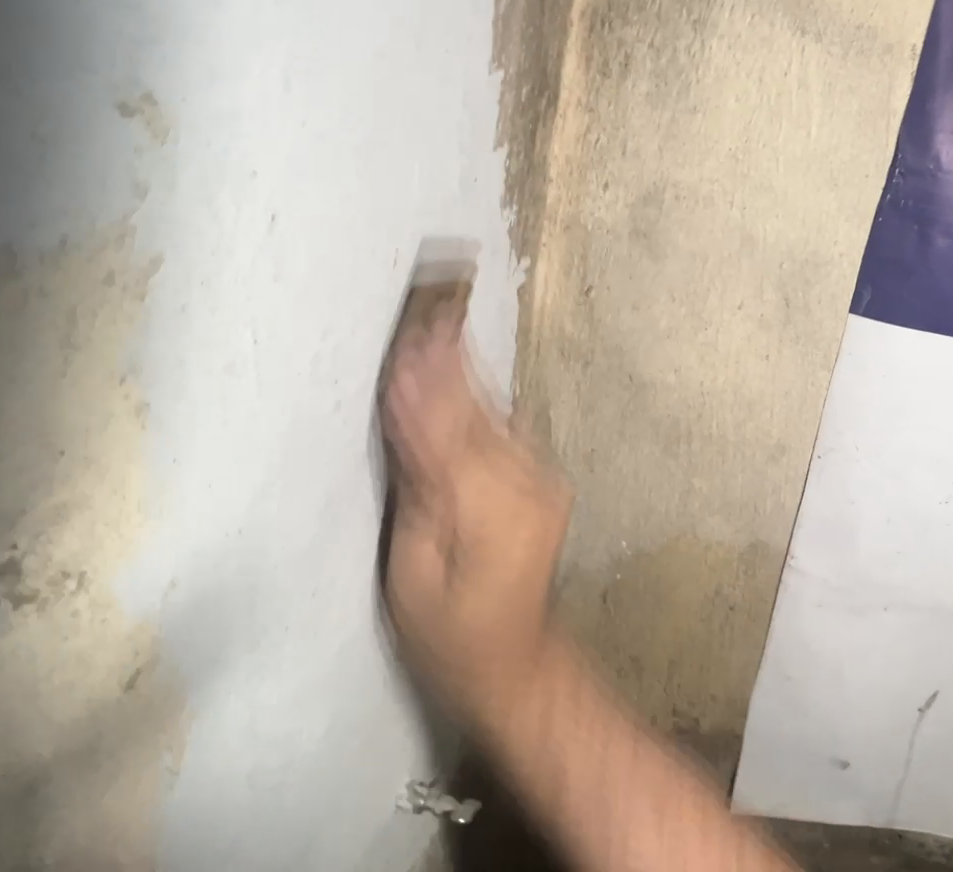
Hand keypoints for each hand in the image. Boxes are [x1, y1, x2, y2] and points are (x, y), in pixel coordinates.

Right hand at [381, 303, 569, 724]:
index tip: (416, 324)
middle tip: (433, 295)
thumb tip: (406, 417)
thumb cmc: (447, 630)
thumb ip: (418, 488)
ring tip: (444, 313)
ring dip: (467, 368)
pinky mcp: (546, 482)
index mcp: (489, 506)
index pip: (447, 426)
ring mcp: (543, 480)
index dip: (429, 373)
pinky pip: (507, 430)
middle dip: (450, 355)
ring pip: (496, 412)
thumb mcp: (414, 569)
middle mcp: (527, 482)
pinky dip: (482, 398)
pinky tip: (466, 366)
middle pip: (476, 408)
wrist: (515, 657)